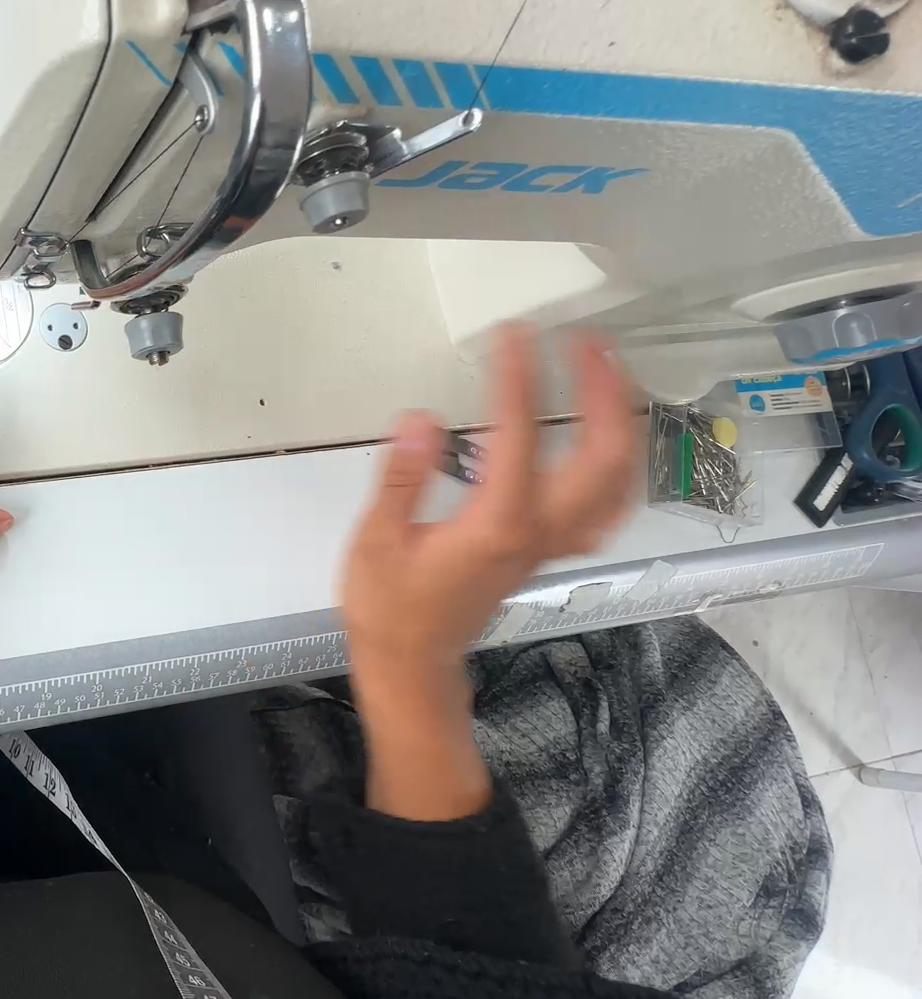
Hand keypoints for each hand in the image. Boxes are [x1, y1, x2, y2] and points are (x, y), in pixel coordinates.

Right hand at [339, 324, 636, 817]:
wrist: (411, 662)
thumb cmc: (387, 604)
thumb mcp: (377, 540)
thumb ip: (401, 479)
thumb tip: (420, 419)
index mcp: (495, 523)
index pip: (518, 437)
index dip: (517, 381)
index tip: (513, 337)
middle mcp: (538, 530)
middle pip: (601, 454)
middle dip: (602, 392)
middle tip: (585, 344)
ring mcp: (550, 543)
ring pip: (618, 480)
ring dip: (622, 423)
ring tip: (606, 379)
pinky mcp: (545, 550)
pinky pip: (605, 504)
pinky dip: (617, 467)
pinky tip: (603, 449)